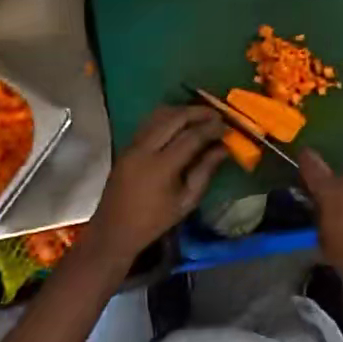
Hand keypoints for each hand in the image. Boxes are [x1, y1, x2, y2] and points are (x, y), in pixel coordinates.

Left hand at [83, 106, 228, 264]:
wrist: (114, 230)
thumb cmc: (154, 221)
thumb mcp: (186, 201)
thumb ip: (205, 170)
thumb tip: (223, 148)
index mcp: (161, 166)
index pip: (191, 136)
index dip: (212, 129)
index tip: (227, 127)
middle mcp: (145, 149)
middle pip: (175, 117)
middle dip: (198, 112)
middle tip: (217, 115)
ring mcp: (133, 144)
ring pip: (159, 114)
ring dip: (182, 111)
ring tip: (201, 116)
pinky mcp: (127, 145)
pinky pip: (150, 122)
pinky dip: (168, 117)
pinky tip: (180, 123)